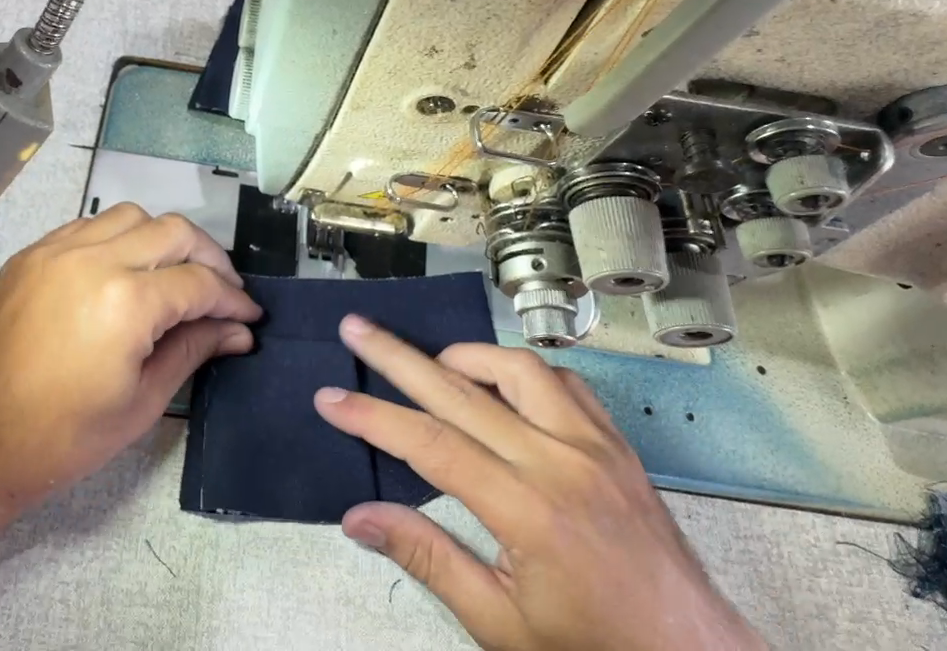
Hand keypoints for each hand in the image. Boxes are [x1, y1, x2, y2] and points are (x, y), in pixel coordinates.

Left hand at [0, 203, 260, 515]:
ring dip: (164, 239)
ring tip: (177, 275)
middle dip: (210, 258)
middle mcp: (93, 259)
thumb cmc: (61, 439)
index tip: (249, 317)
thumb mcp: (141, 403)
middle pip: (173, 232)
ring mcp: (56, 251)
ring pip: (131, 216)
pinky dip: (120, 238)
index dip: (233, 300)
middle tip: (224, 291)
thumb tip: (237, 331)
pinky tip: (127, 270)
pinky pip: (89, 226)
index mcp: (125, 302)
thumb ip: (193, 351)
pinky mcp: (32, 255)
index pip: (199, 283)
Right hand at [315, 316, 762, 650]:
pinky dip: (522, 371)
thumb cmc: (593, 649)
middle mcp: (560, 460)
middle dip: (397, 357)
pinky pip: (565, 383)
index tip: (329, 397)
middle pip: (461, 390)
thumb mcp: (501, 624)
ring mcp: (595, 444)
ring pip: (518, 369)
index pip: (430, 444)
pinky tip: (500, 383)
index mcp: (528, 510)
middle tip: (356, 328)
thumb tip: (358, 517)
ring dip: (464, 357)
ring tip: (427, 363)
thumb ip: (427, 559)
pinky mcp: (617, 443)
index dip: (373, 417)